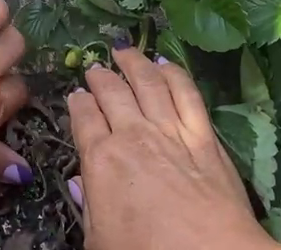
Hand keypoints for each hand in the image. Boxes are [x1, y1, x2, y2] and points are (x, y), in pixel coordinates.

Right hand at [68, 46, 279, 249]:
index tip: (76, 96)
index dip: (78, 103)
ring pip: (147, 82)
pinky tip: (166, 64)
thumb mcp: (101, 243)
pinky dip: (174, 74)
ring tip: (123, 50)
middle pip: (112, 92)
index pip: (83, 117)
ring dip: (133, 62)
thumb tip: (80, 183)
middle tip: (95, 67)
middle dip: (100, 76)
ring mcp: (169, 131)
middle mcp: (132, 134)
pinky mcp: (203, 136)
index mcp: (101, 159)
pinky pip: (187, 94)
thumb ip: (89, 208)